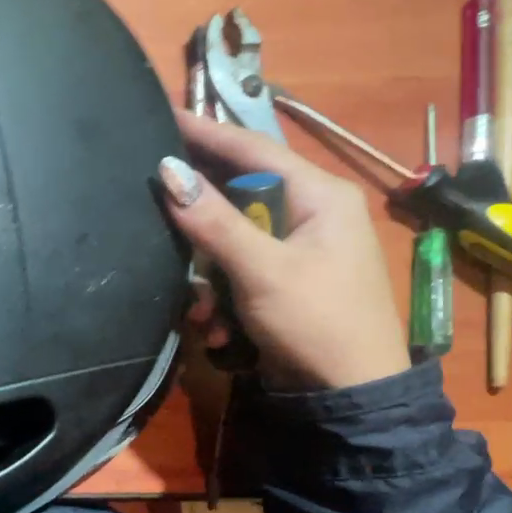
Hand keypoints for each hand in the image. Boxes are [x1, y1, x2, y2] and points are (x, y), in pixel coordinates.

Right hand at [160, 109, 410, 390]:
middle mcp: (313, 215)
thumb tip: (167, 171)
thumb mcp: (259, 270)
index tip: (163, 119)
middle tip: (165, 242)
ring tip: (204, 316)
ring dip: (208, 283)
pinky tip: (219, 331)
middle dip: (201, 236)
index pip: (254, 150)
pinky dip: (220, 302)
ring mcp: (300, 251)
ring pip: (230, 246)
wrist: (348, 393)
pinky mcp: (286, 283)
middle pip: (237, 201)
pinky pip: (237, 276)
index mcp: (321, 196)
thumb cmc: (315, 321)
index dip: (208, 134)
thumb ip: (212, 221)